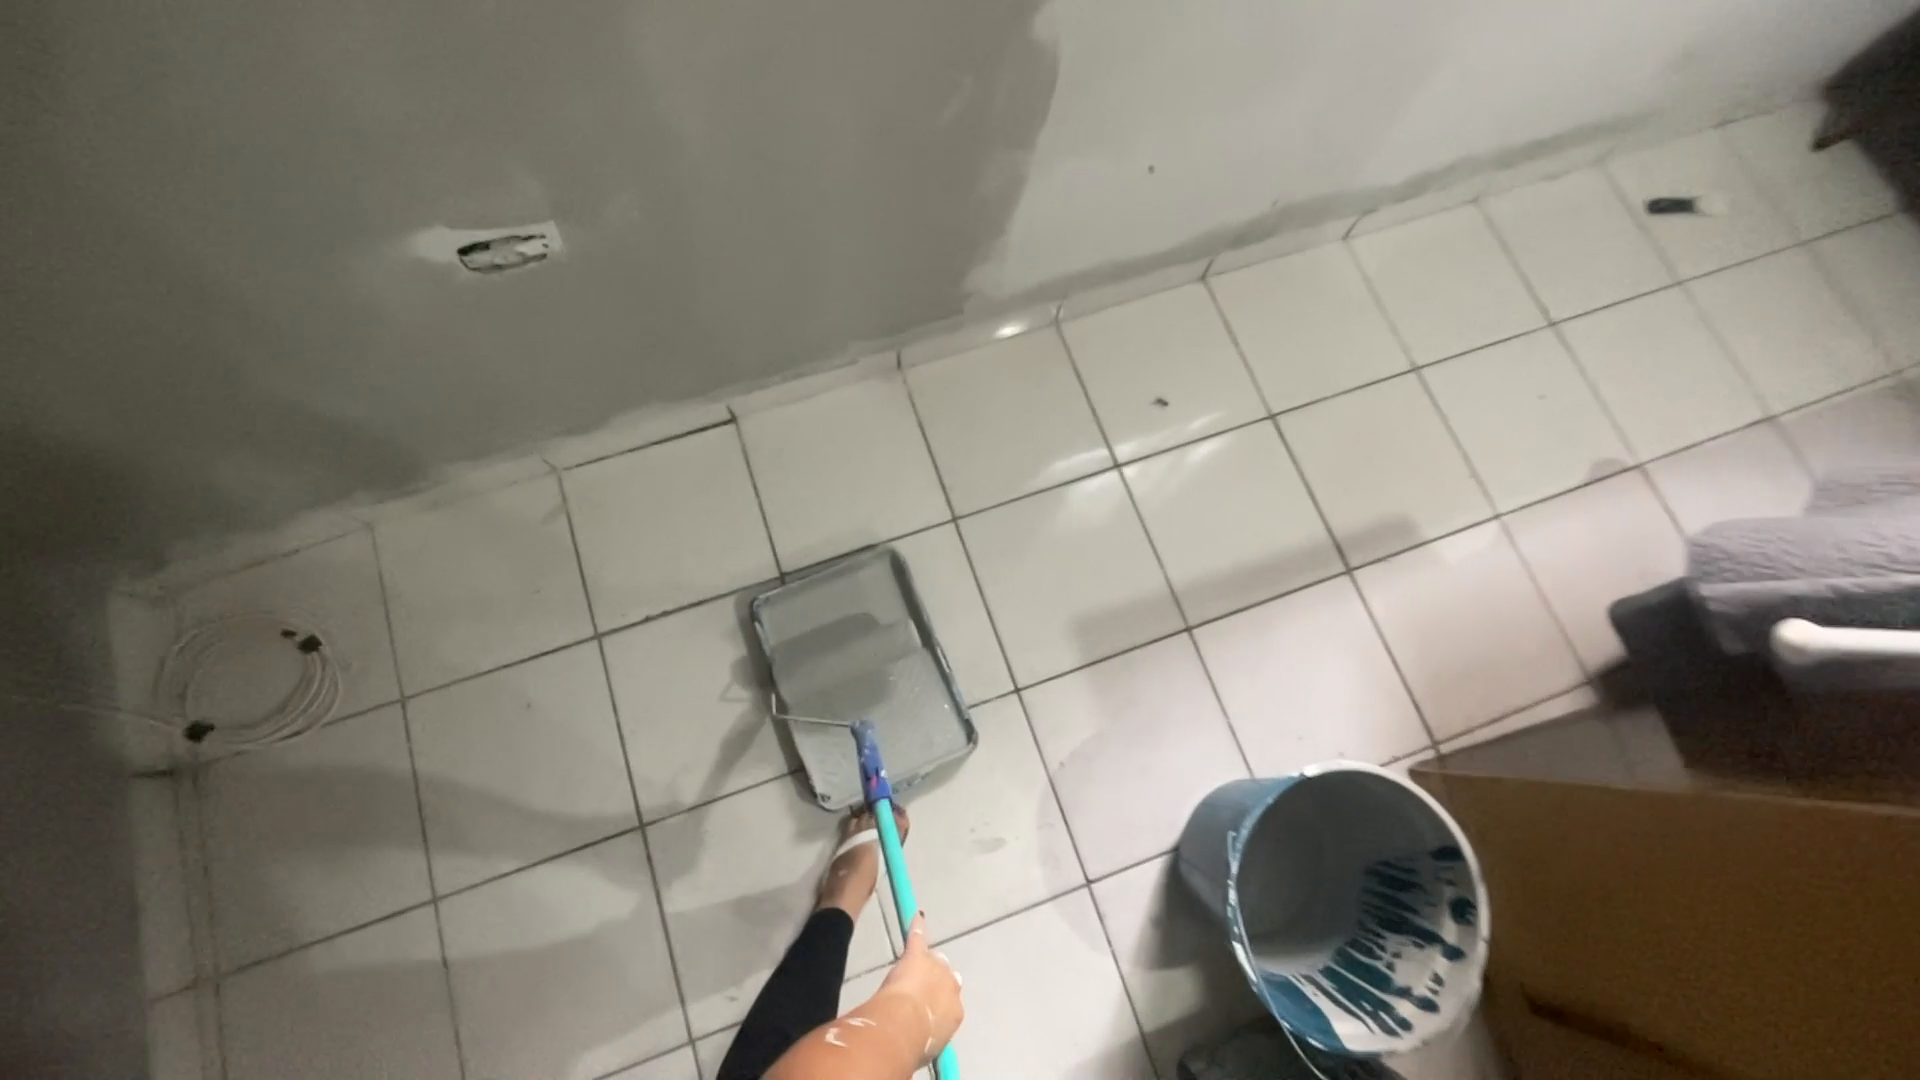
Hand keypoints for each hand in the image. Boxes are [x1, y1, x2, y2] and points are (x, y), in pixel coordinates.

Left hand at [874, 914, 962, 1064]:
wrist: (906, 1025)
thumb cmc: (918, 1042)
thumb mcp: (932, 1043)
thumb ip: (932, 1030)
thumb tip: (925, 1033)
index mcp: (956, 1010)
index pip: (951, 1001)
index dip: (938, 1003)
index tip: (930, 1007)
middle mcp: (951, 984)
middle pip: (946, 976)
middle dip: (936, 981)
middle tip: (923, 990)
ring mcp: (935, 967)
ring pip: (933, 960)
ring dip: (925, 963)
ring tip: (918, 965)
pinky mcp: (917, 955)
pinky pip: (918, 937)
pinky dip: (917, 926)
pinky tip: (918, 915)